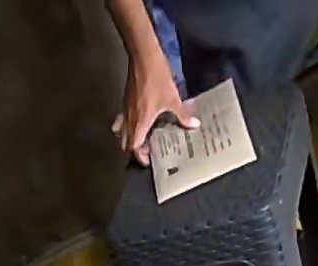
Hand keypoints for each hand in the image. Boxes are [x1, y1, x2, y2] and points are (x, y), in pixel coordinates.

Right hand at [113, 50, 196, 164]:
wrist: (142, 54)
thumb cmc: (156, 78)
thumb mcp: (173, 99)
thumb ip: (183, 115)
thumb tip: (194, 125)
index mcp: (140, 121)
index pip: (133, 146)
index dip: (139, 156)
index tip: (148, 161)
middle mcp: (130, 117)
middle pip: (125, 140)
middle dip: (133, 149)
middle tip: (146, 151)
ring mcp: (126, 107)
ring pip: (122, 129)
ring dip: (130, 137)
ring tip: (142, 140)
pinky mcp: (126, 97)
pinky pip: (123, 116)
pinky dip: (128, 123)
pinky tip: (138, 122)